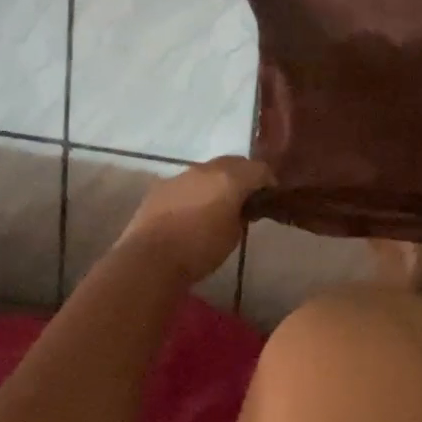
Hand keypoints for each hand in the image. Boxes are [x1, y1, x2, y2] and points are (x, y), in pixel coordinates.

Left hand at [118, 156, 272, 279]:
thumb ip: (242, 213)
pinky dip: (195, 191)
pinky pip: (186, 183)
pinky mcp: (159, 187)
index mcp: (230, 179)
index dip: (269, 182)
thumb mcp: (234, 235)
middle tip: (248, 198)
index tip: (270, 197)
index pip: (260, 169)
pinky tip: (193, 211)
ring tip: (219, 205)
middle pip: (234, 163)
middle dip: (244, 176)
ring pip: (208, 171)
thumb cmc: (200, 249)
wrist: (150, 258)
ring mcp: (180, 176)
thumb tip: (241, 207)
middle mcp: (206, 170)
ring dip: (218, 182)